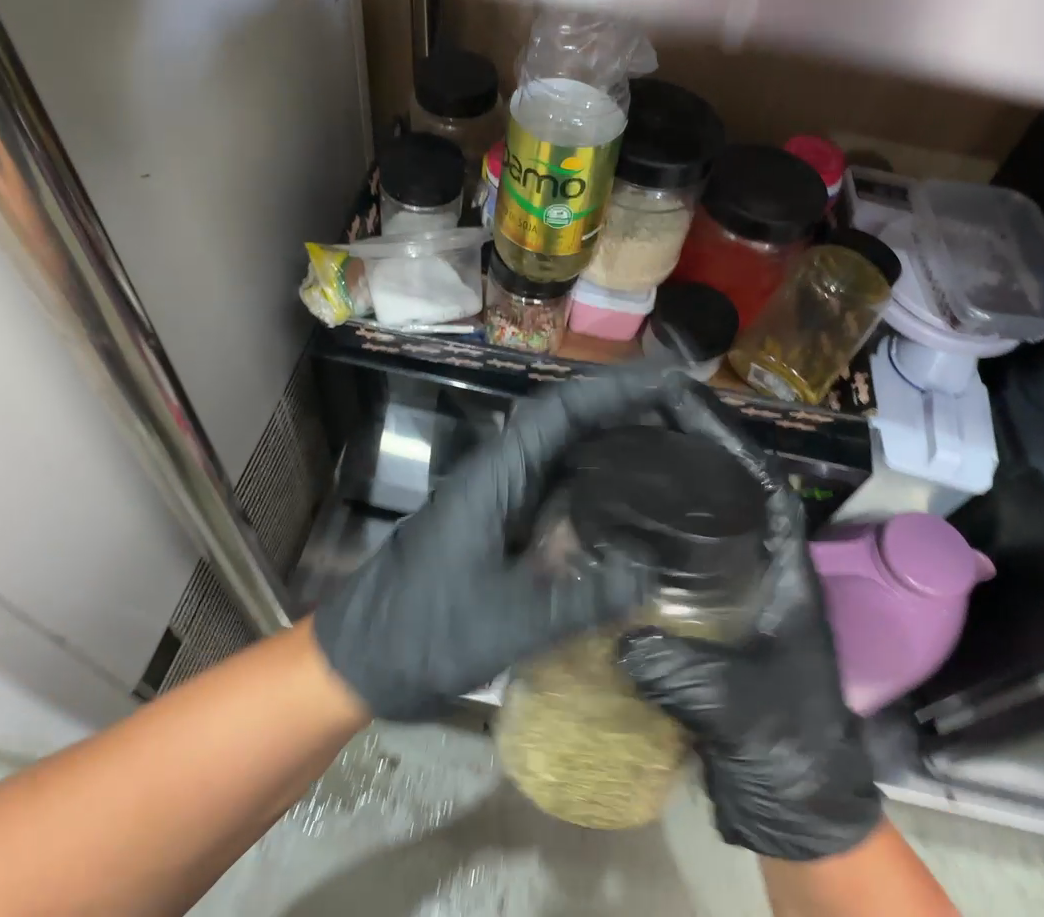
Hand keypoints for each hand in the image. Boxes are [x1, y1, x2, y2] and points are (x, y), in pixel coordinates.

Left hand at [313, 366, 672, 721]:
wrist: (359, 660)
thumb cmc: (424, 635)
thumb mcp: (510, 624)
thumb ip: (583, 600)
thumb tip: (654, 575)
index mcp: (493, 479)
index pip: (558, 413)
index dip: (614, 391)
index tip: (668, 383)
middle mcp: (495, 477)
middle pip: (562, 424)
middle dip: (622, 410)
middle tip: (684, 416)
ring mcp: (493, 502)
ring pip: (557, 455)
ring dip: (608, 441)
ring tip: (668, 445)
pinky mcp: (494, 528)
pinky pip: (550, 490)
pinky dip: (592, 483)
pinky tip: (625, 501)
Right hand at [619, 383, 882, 860]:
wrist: (789, 797)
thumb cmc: (787, 744)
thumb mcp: (743, 708)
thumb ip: (691, 677)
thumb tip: (627, 641)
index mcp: (785, 568)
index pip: (760, 482)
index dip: (724, 436)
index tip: (678, 399)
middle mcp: (760, 567)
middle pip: (724, 489)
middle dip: (683, 448)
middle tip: (626, 420)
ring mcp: (733, 591)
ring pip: (699, 520)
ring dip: (663, 485)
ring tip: (610, 457)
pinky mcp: (706, 617)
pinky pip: (674, 558)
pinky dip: (644, 534)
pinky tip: (603, 529)